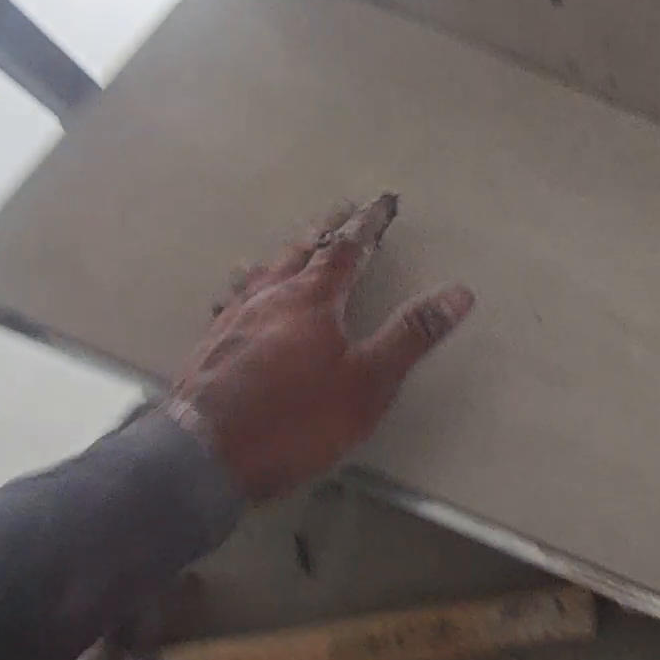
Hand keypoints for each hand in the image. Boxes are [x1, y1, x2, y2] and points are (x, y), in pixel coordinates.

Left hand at [164, 195, 474, 499]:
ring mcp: (233, 321)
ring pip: (262, 273)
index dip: (367, 225)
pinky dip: (246, 287)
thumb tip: (457, 294)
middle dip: (326, 230)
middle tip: (341, 211)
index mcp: (312, 300)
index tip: (383, 203)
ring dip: (285, 254)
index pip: (346, 250)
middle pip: (300, 252)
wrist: (202, 456)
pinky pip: (233, 300)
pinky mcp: (210, 347)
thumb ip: (412, 335)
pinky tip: (236, 296)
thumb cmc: (296, 417)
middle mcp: (268, 299)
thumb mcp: (370, 381)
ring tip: (292, 246)